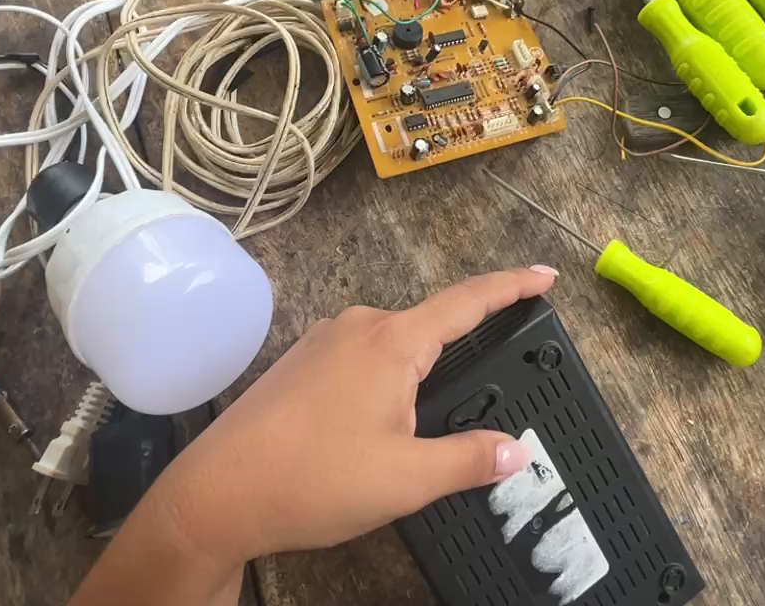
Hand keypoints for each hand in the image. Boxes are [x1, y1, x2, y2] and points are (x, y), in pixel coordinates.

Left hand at [139, 267, 556, 565]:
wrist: (218, 490)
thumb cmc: (316, 478)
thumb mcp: (404, 479)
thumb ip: (467, 459)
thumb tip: (517, 450)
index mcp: (393, 341)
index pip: (468, 302)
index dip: (512, 285)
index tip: (546, 273)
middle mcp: (361, 323)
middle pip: (430, 326)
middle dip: (458, 355)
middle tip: (477, 394)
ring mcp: (328, 337)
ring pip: (394, 345)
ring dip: (416, 375)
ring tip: (412, 431)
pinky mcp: (304, 357)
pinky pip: (363, 355)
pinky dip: (385, 379)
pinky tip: (370, 424)